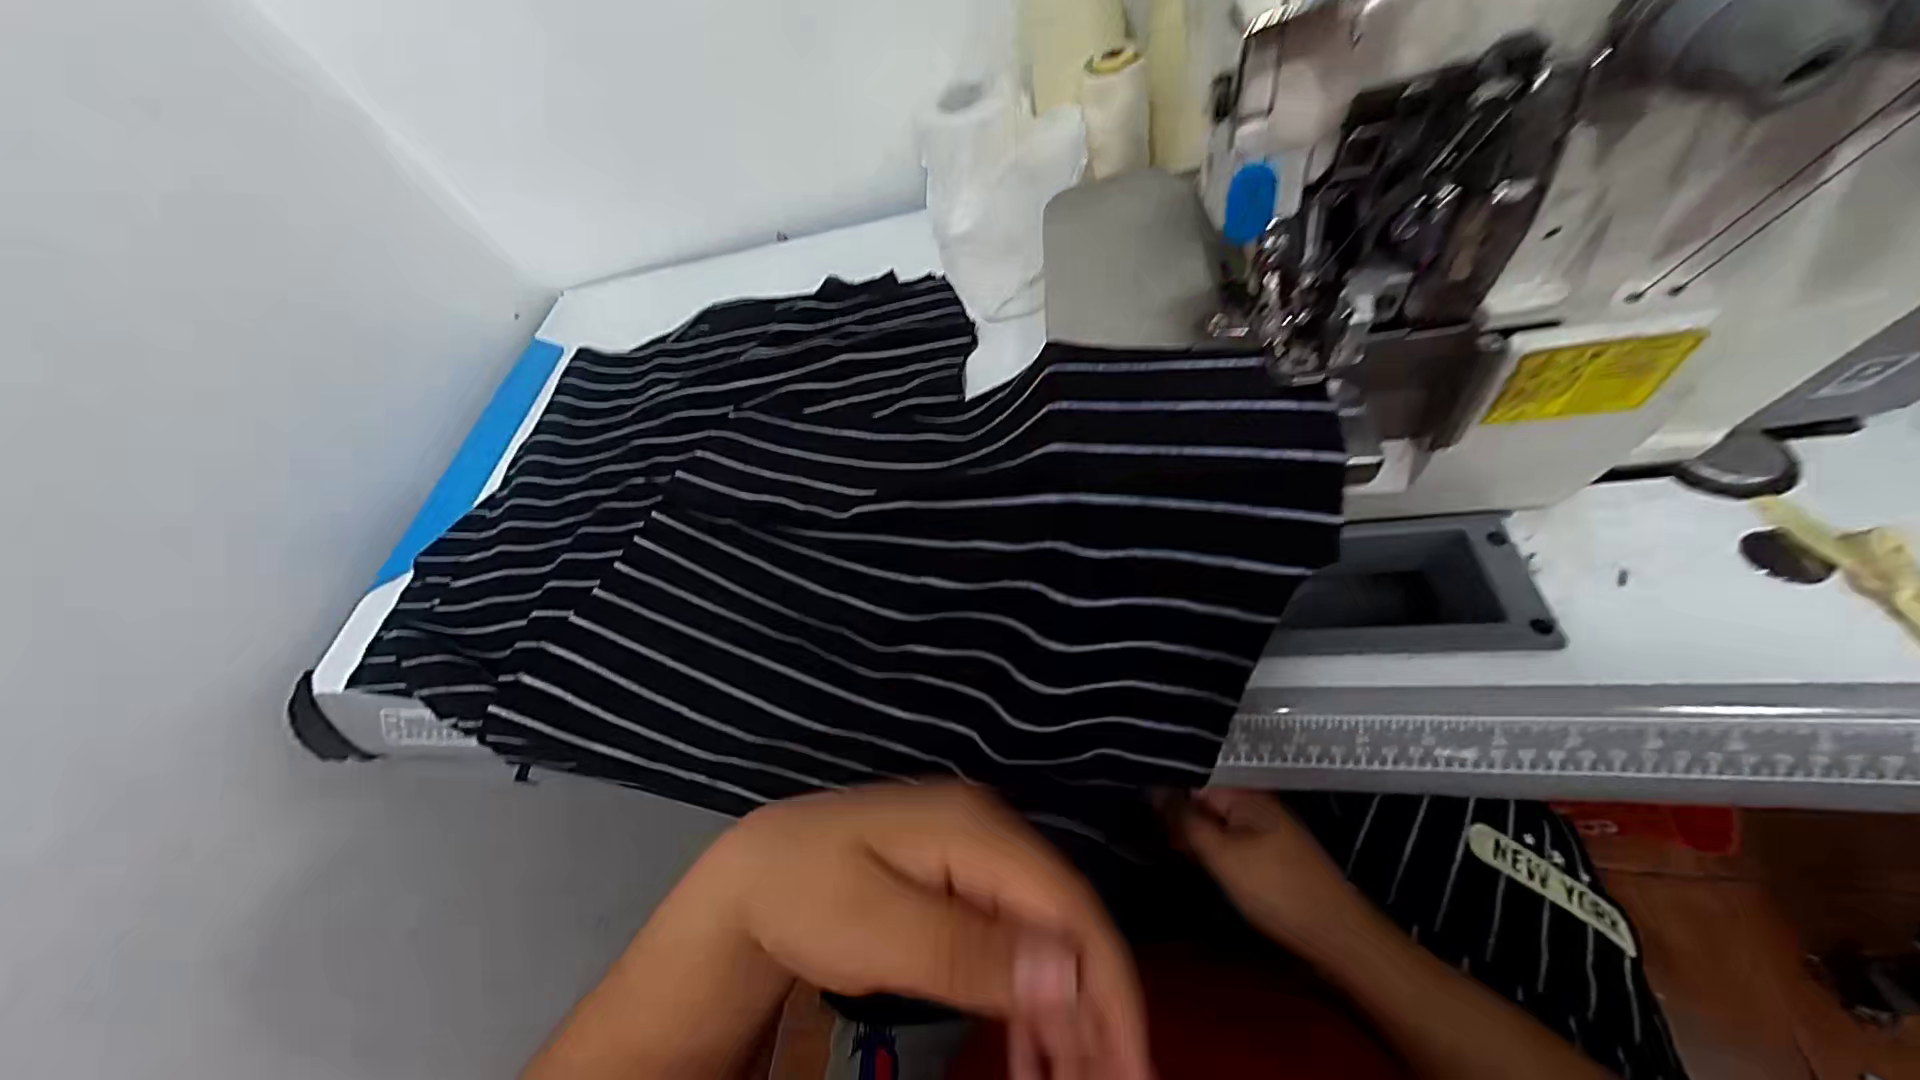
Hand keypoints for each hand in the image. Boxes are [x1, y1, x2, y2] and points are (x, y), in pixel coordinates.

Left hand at [695, 783, 1153, 1079]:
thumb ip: (970, 949)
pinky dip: (1029, 995)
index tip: (1130, 1064)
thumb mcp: (878, 928)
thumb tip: (1069, 970)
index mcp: (976, 828)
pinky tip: (1036, 1051)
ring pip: (1044, 931)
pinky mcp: (961, 878)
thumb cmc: (806, 891)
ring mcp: (975, 852)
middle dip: (1094, 1002)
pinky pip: (1012, 936)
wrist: (755, 870)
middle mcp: (989, 830)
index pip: (1067, 902)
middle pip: (1063, 917)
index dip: (1107, 981)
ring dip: (1065, 1007)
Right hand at [1173, 788, 1369, 954]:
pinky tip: (1207, 862)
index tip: (1150, 817)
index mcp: (1244, 793)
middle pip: (1205, 797)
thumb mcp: (1220, 854)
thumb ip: (1185, 819)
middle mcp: (1255, 800)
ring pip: (1218, 818)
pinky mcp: (1272, 847)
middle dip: (1182, 816)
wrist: (1337, 934)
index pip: (1192, 779)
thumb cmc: (1274, 889)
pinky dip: (1216, 845)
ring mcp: (1266, 824)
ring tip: (1183, 854)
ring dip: (1197, 833)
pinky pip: (1233, 834)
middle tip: (1169, 843)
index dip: (1168, 795)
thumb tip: (1155, 790)